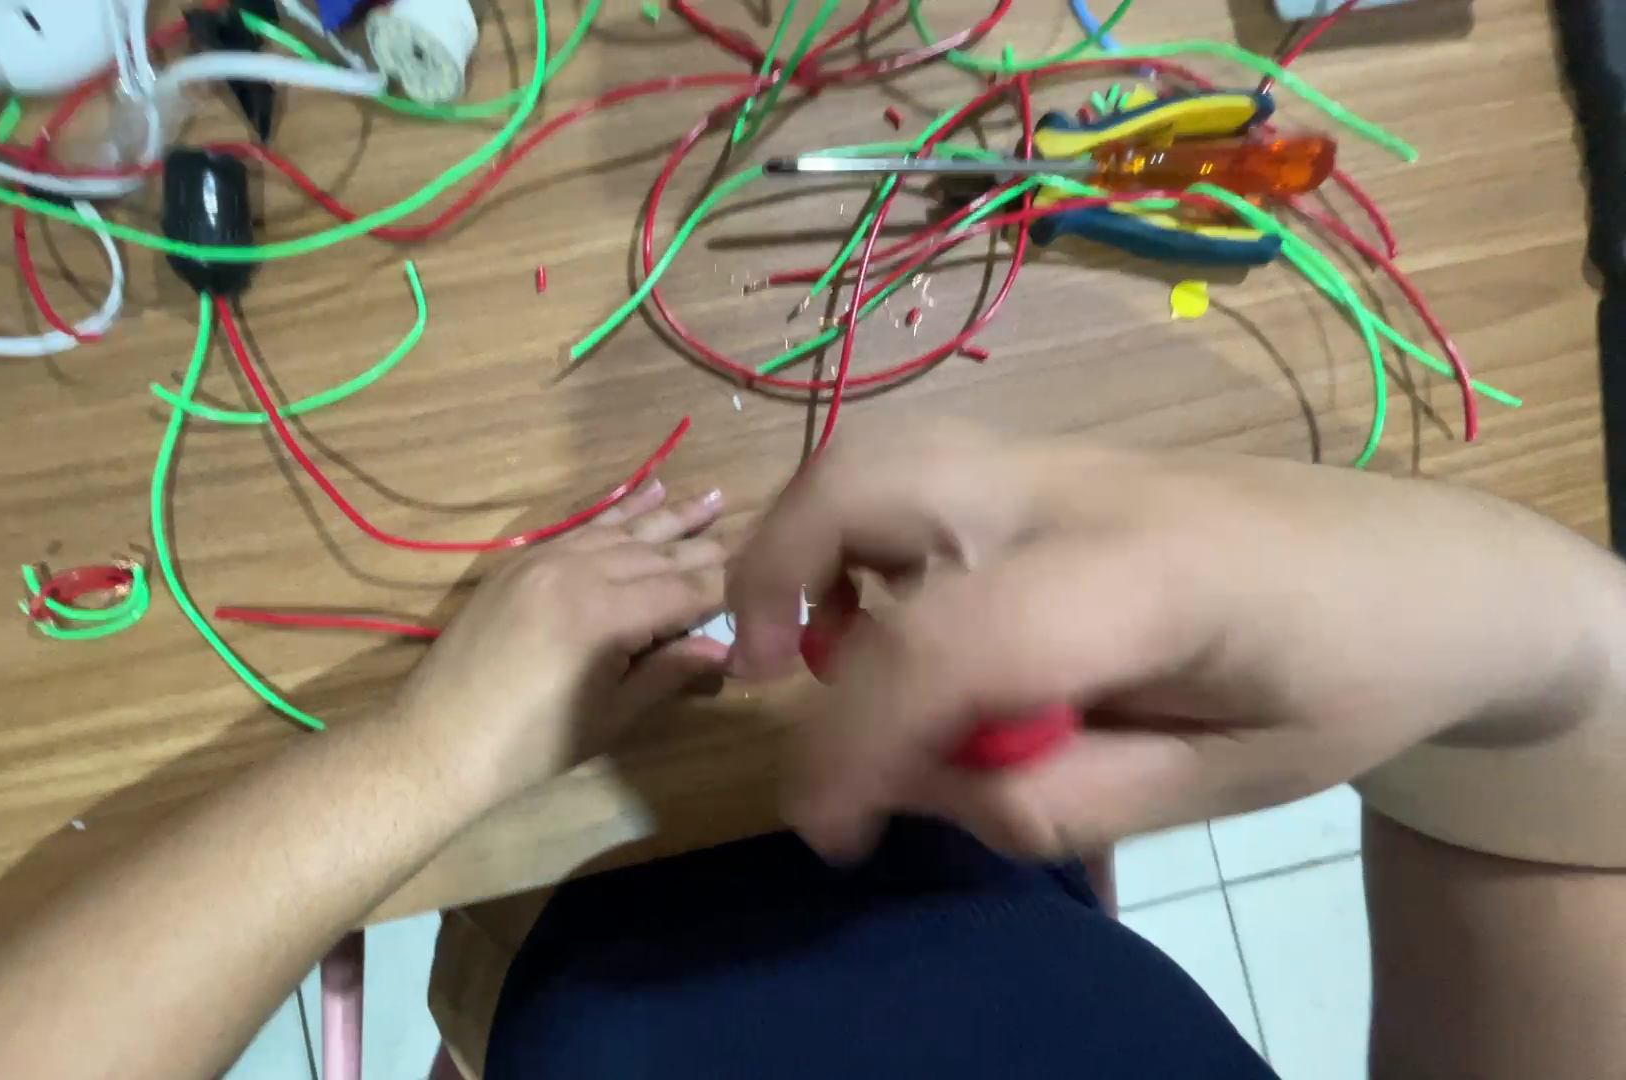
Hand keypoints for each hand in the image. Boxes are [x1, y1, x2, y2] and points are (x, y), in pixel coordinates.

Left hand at [396, 481, 730, 803]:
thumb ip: (668, 672)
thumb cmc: (530, 746)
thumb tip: (726, 646)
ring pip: (622, 530)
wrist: (434, 741)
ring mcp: (545, 559)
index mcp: (605, 615)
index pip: (684, 590)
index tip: (764, 576)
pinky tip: (647, 492)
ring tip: (713, 497)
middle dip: (706, 546)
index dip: (727, 586)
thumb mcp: (609, 716)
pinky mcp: (522, 560)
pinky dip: (617, 510)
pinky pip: (581, 526)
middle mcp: (579, 571)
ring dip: (669, 516)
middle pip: (657, 554)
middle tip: (753, 532)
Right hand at [727, 422, 1625, 859]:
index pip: (950, 642)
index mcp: (1142, 574)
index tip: (824, 823)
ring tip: (805, 636)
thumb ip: (1040, 799)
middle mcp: (1061, 485)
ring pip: (856, 456)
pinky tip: (864, 596)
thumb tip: (897, 776)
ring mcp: (1032, 451)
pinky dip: (831, 528)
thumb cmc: (1329, 684)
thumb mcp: (1211, 790)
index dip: (856, 738)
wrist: (1404, 562)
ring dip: (794, 545)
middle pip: (860, 482)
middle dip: (771, 576)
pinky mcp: (1012, 453)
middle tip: (761, 671)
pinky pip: (880, 466)